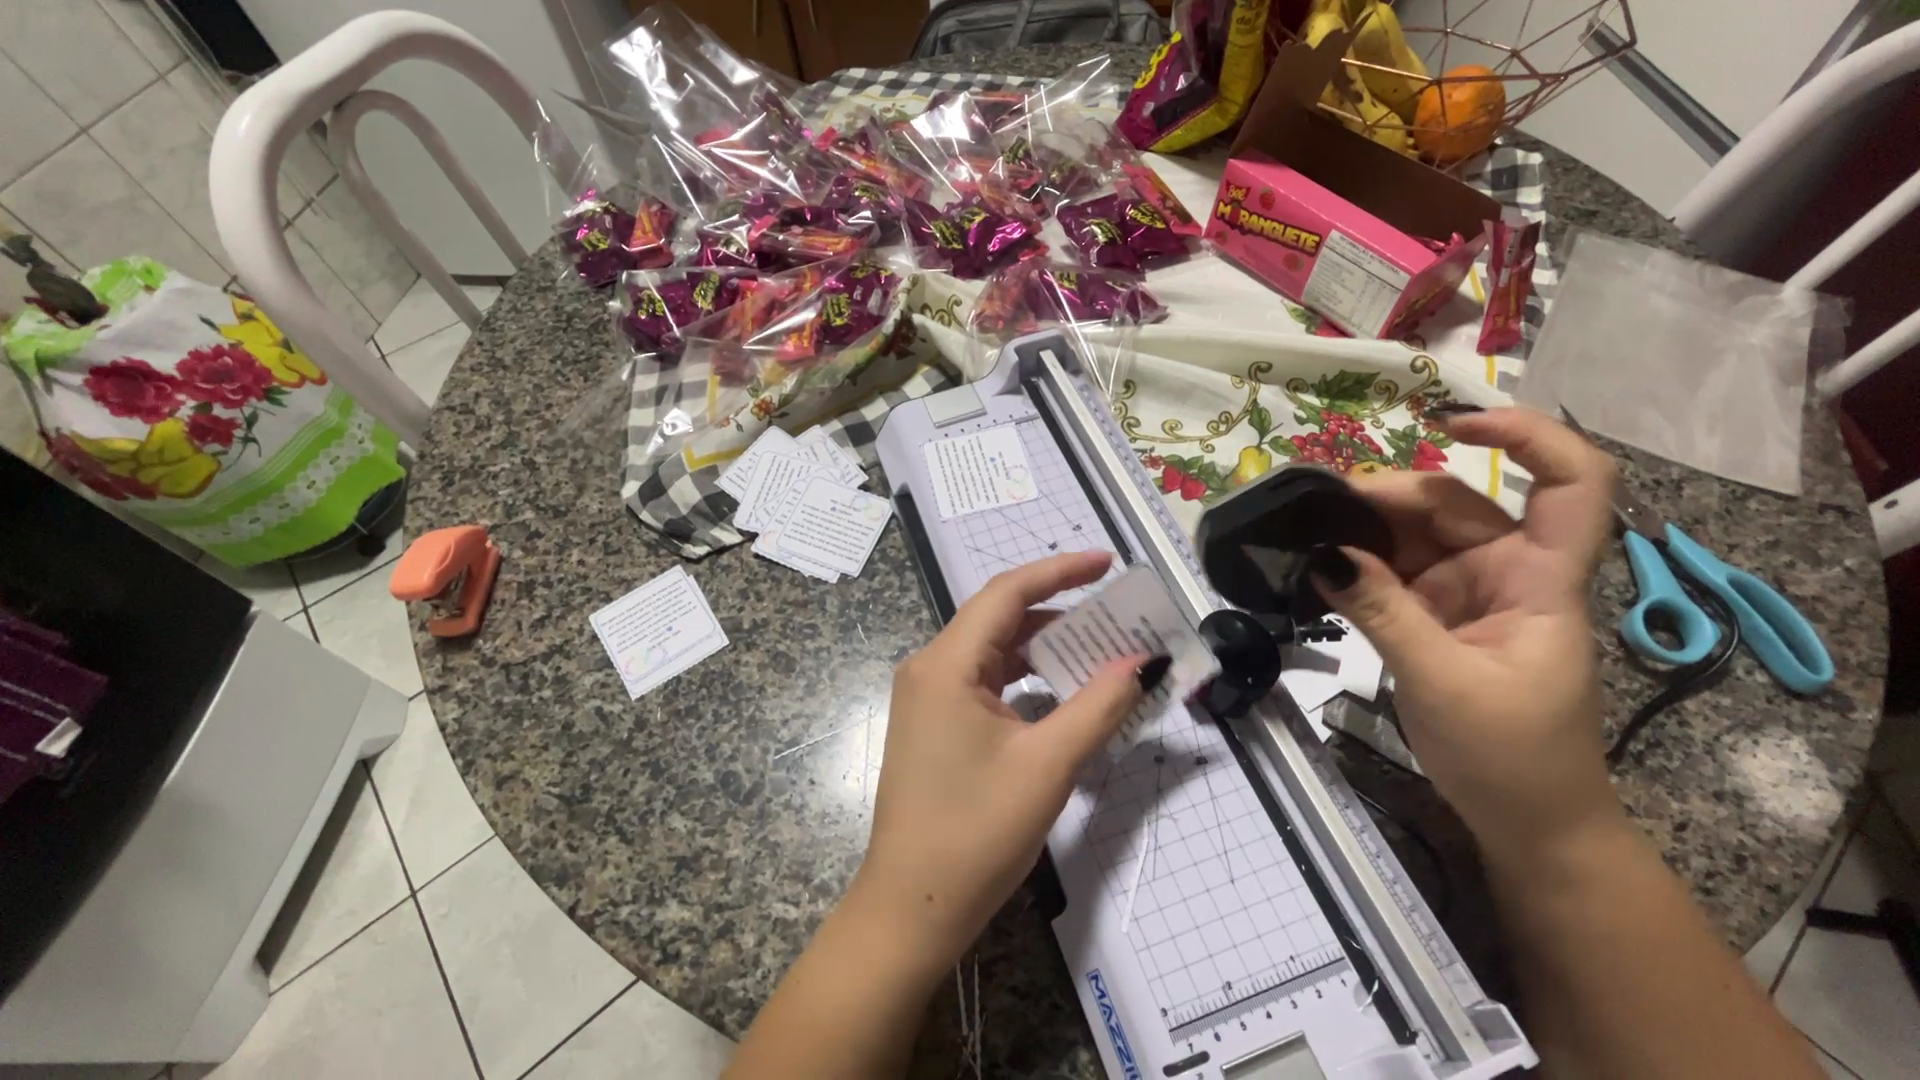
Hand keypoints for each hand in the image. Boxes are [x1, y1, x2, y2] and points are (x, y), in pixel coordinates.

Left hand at [855, 551, 1158, 971]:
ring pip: (994, 652)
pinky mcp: (935, 726)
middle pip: (1000, 619)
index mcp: (946, 664)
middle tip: (1118, 616)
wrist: (914, 906)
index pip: (1007, 593)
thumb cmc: (977, 831)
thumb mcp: (1048, 764)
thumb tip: (1144, 662)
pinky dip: (1026, 680)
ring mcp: (928, 699)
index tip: (1107, 562)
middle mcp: (930, 669)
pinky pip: (986, 683)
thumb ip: (1099, 705)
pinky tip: (1063, 693)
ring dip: (1045, 649)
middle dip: (1060, 613)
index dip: (1060, 571)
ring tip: (1101, 651)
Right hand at [1309, 407, 1621, 856]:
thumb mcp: (1441, 681)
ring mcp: (1467, 593)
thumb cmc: (1511, 756)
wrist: (1529, 824)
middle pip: (1456, 504)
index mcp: (1541, 578)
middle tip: (1315, 505)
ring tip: (1302, 529)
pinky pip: (1392, 574)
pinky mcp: (1435, 618)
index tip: (1451, 424)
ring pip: (1415, 536)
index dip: (1529, 437)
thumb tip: (1321, 553)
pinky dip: (1355, 566)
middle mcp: (1507, 571)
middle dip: (1389, 495)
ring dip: (1363, 528)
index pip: (1572, 483)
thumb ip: (1382, 612)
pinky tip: (1314, 563)